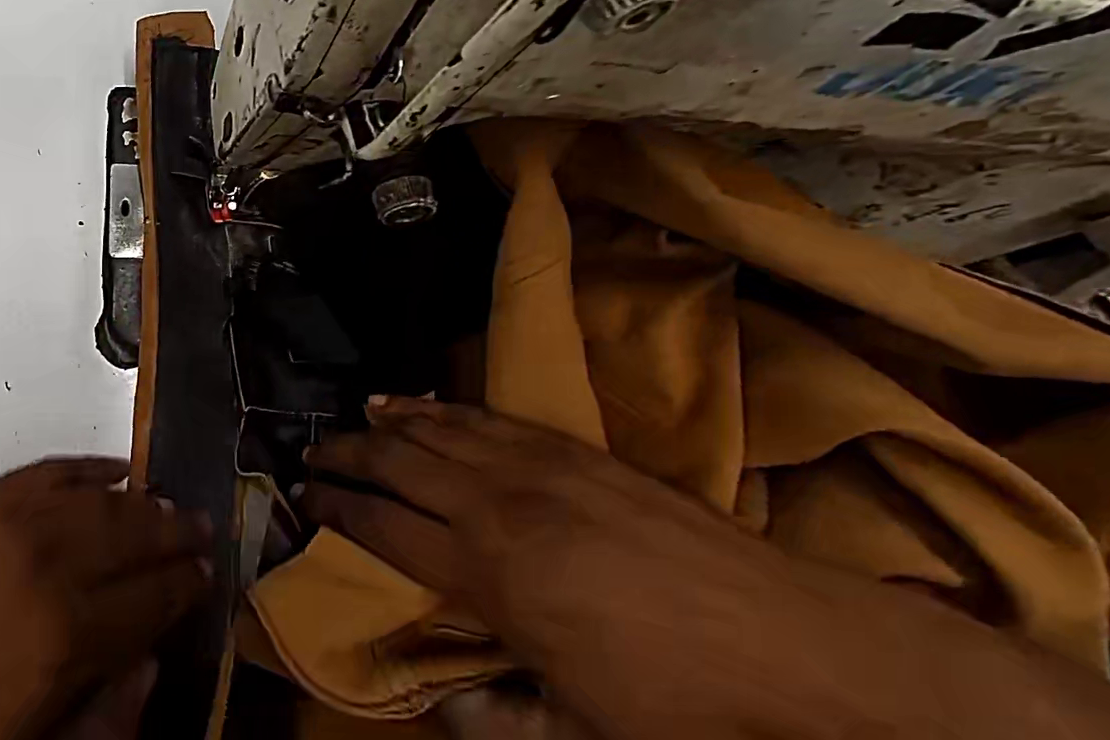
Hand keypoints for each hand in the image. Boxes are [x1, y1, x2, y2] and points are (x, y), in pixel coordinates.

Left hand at [0, 458, 211, 739]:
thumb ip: (94, 720)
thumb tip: (146, 667)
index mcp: (59, 637)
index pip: (150, 598)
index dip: (184, 589)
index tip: (206, 579)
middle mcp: (41, 561)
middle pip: (130, 534)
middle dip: (172, 533)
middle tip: (201, 530)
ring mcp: (1, 520)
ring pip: (96, 495)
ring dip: (139, 498)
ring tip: (166, 502)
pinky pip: (44, 471)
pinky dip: (83, 468)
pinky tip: (106, 468)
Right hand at [302, 396, 1109, 739]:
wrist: (804, 651)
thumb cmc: (683, 706)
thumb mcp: (583, 735)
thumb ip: (497, 720)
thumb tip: (437, 701)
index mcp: (489, 575)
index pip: (385, 526)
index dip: (338, 507)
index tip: (306, 495)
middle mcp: (497, 506)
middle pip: (398, 464)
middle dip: (346, 454)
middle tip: (313, 450)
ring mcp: (536, 468)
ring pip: (438, 429)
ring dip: (389, 422)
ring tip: (356, 415)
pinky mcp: (573, 450)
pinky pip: (489, 417)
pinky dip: (445, 408)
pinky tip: (426, 404)